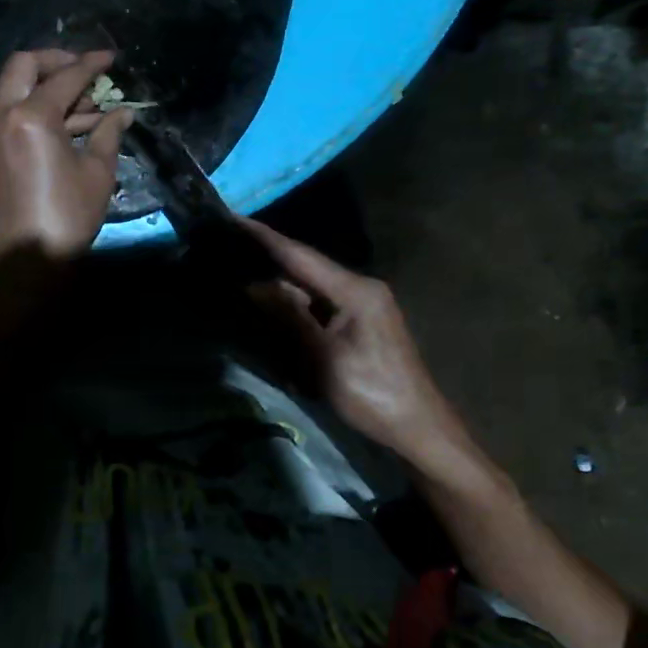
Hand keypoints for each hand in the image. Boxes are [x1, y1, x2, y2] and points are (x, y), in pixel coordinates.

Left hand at [0, 50, 132, 260]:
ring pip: (13, 91)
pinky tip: (64, 127)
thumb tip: (123, 112)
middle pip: (23, 66)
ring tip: (85, 108)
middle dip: (56, 62)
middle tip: (84, 73)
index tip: (110, 57)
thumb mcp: (97, 173)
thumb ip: (107, 133)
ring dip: (45, 89)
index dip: (91, 64)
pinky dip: (32, 111)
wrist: (24, 261)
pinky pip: (7, 116)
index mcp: (29, 117)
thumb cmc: (67, 216)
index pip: (64, 77)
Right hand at [241, 219, 466, 464]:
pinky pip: (319, 299)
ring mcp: (363, 303)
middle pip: (305, 264)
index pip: (300, 256)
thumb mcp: (324, 356)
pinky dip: (294, 297)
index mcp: (356, 290)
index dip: (264, 237)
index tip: (233, 218)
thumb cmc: (372, 393)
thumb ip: (291, 315)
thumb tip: (256, 284)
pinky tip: (272, 296)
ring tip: (242, 265)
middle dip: (268, 253)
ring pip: (311, 282)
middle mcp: (361, 287)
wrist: (419, 429)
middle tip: (228, 242)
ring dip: (279, 277)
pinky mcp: (360, 319)